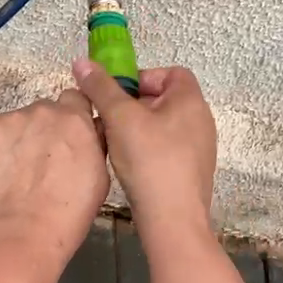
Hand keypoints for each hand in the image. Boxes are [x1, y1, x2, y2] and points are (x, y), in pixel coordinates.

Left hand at [0, 90, 109, 258]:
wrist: (18, 232)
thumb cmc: (68, 213)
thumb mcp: (99, 176)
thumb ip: (94, 143)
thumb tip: (91, 129)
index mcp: (74, 119)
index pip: (75, 98)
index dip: (73, 116)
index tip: (69, 136)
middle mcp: (41, 111)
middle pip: (45, 111)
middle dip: (45, 129)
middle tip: (43, 162)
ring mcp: (8, 120)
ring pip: (17, 123)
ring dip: (20, 139)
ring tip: (18, 174)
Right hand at [72, 59, 217, 236]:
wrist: (172, 221)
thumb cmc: (149, 160)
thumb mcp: (119, 117)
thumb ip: (100, 87)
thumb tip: (81, 62)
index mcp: (191, 101)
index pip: (171, 72)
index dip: (142, 76)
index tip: (118, 93)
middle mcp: (201, 120)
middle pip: (163, 98)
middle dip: (133, 103)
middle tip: (109, 117)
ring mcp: (199, 148)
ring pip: (161, 124)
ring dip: (136, 127)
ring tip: (114, 141)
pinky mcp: (191, 171)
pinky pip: (165, 147)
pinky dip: (146, 148)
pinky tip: (127, 163)